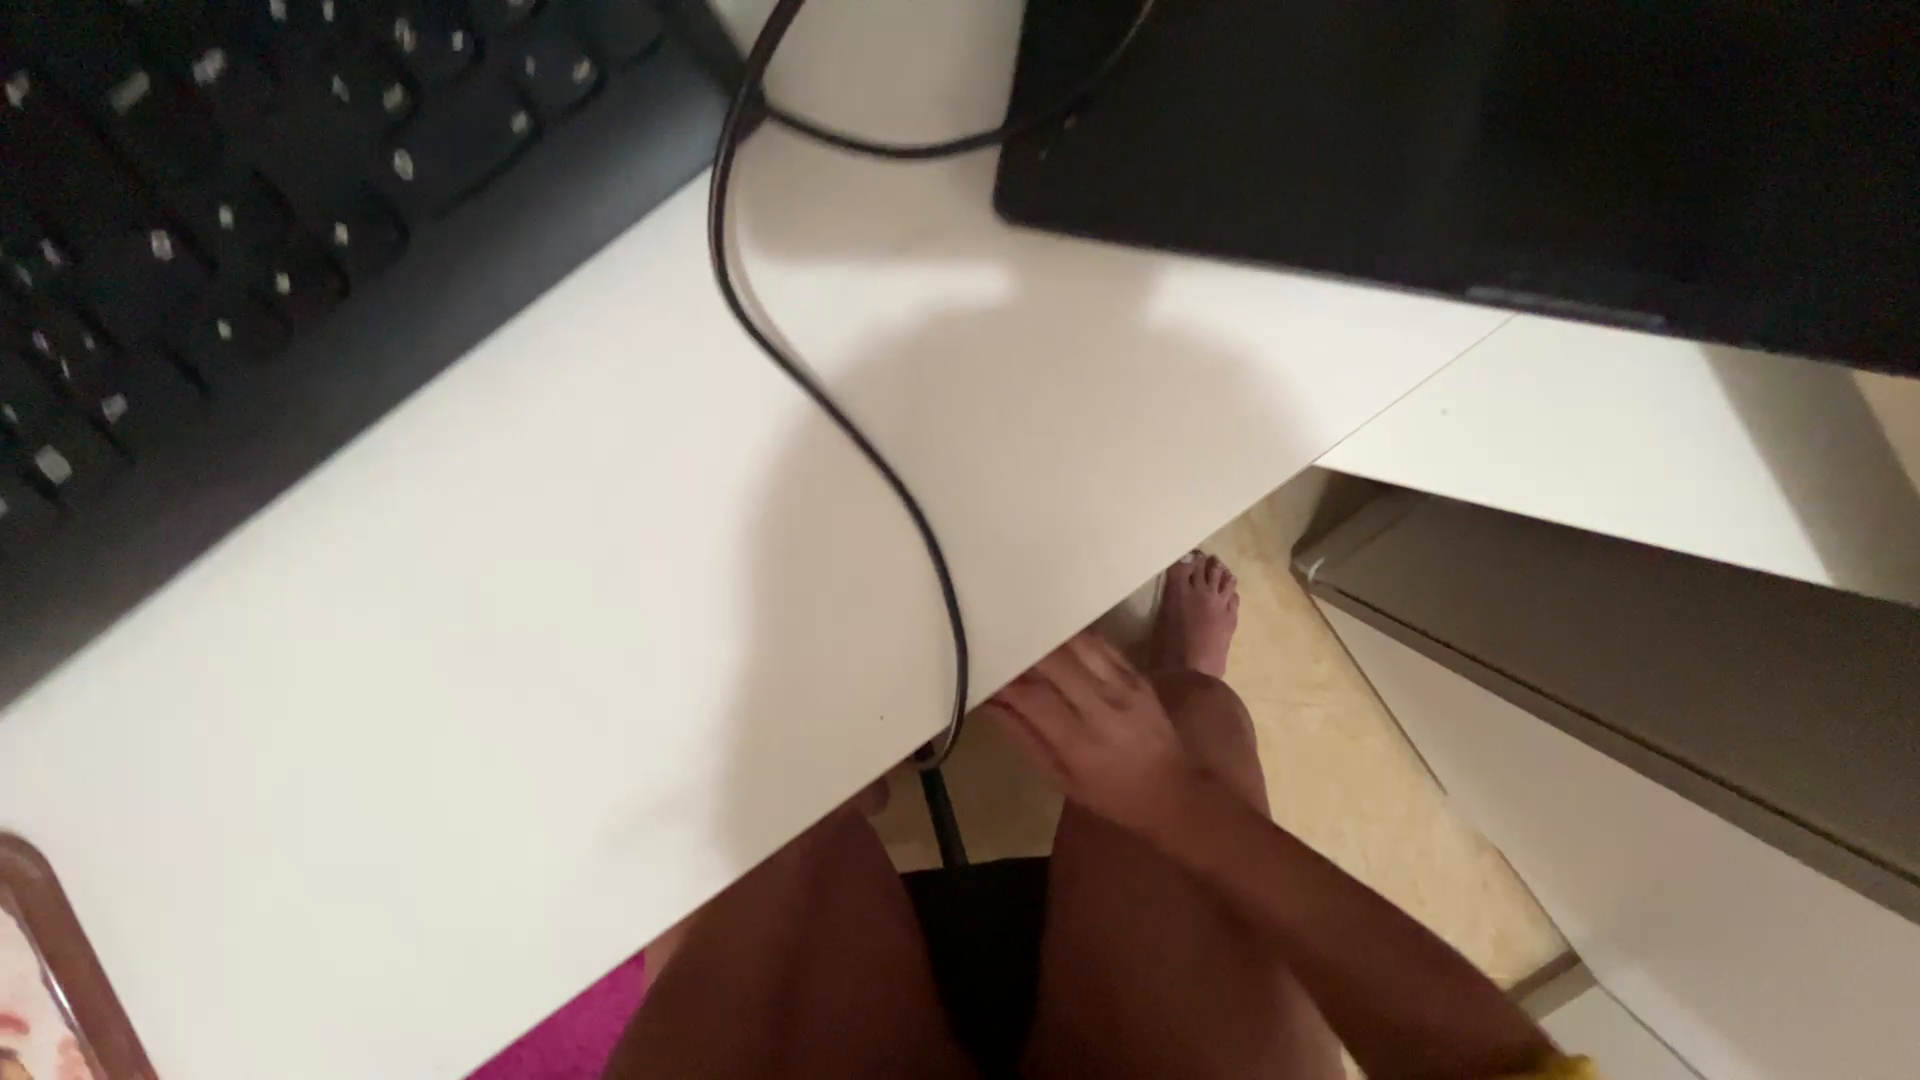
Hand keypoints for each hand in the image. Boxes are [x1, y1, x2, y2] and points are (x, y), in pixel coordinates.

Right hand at [987, 632, 1197, 835]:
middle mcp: (1102, 707)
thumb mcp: (1059, 779)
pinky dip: (1074, 638)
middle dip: (1023, 650)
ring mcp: (1124, 687)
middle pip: (1054, 661)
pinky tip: (1058, 637)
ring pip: (1078, 645)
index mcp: (1080, 742)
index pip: (1033, 697)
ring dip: (1047, 637)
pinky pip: (1101, 645)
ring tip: (1026, 634)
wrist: (1173, 792)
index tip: (984, 669)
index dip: (1005, 680)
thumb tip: (991, 702)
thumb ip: (1023, 737)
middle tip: (1001, 643)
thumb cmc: (1110, 795)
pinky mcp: (1137, 675)